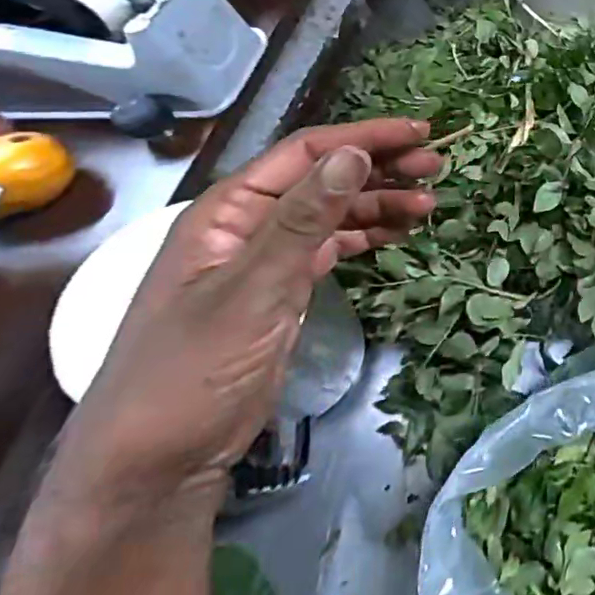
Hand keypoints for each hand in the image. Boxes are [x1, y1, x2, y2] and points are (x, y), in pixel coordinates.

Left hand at [49, 119, 440, 511]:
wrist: (157, 463)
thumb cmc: (192, 370)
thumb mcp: (252, 290)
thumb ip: (303, 220)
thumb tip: (353, 153)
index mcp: (229, 209)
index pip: (306, 153)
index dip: (365, 137)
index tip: (419, 132)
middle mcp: (250, 223)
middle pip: (326, 177)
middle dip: (382, 167)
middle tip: (436, 167)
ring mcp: (268, 257)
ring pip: (335, 211)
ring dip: (381, 202)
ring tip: (428, 204)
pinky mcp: (284, 289)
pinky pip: (334, 245)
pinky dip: (368, 234)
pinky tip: (399, 231)